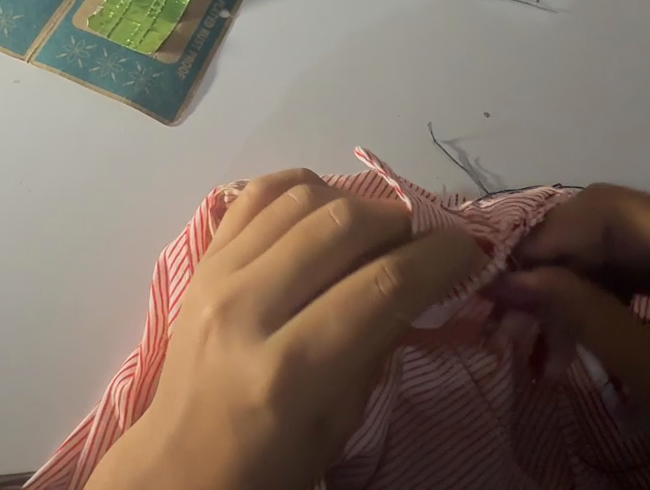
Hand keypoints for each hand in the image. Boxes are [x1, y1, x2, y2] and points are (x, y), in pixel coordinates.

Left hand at [86, 169, 482, 489]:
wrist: (181, 463)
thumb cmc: (270, 463)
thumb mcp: (340, 423)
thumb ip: (379, 341)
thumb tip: (424, 274)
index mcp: (287, 373)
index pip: (380, 286)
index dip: (437, 257)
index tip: (469, 248)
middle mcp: (247, 309)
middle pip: (342, 226)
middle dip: (400, 221)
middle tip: (426, 237)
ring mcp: (217, 274)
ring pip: (300, 197)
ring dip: (354, 200)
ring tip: (378, 226)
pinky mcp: (203, 258)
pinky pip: (258, 193)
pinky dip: (301, 187)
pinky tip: (325, 204)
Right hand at [487, 185, 649, 489]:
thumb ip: (581, 315)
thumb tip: (509, 278)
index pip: (617, 210)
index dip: (554, 233)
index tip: (508, 271)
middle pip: (621, 219)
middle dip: (564, 255)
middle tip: (516, 292)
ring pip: (629, 236)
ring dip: (582, 269)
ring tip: (543, 306)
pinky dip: (610, 281)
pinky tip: (584, 307)